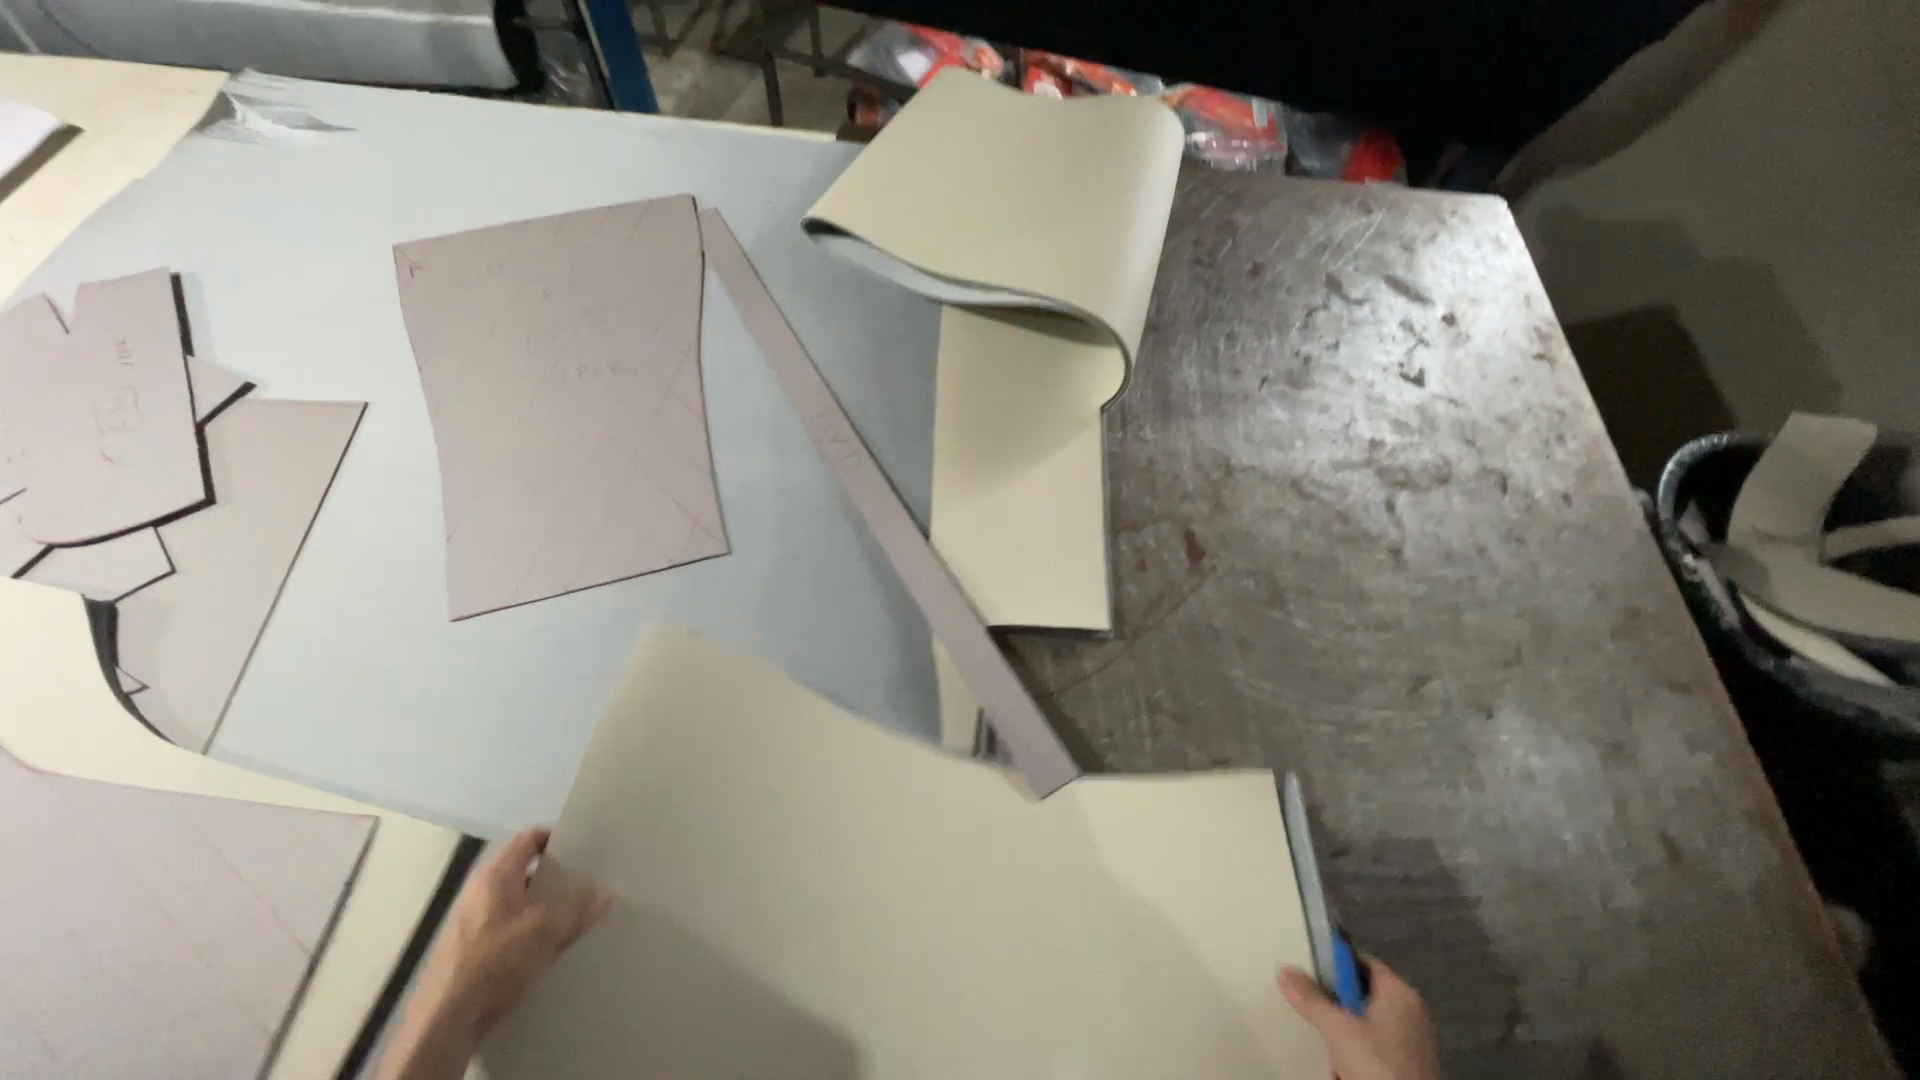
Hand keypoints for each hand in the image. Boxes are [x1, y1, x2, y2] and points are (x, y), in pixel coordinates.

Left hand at [377, 827, 611, 1079]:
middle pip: (523, 871)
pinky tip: (545, 949)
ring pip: (515, 903)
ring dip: (542, 908)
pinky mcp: (468, 951)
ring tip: (571, 917)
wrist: (444, 1020)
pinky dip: (527, 931)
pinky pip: (506, 929)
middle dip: (554, 878)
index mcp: (495, 876)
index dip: (555, 839)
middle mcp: (479, 892)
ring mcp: (470, 922)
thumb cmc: (495, 960)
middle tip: (584, 884)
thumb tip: (605, 894)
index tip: (582, 850)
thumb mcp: (546, 931)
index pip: (528, 839)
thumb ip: (577, 909)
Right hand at [1279, 955, 1442, 1079]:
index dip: (1332, 958)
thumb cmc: (1379, 1067)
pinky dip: (1348, 1042)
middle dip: (1329, 991)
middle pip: (1360, 989)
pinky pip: (1368, 1042)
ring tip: (1305, 1017)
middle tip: (1297, 988)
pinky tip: (1326, 1049)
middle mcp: (1407, 1012)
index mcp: (1399, 993)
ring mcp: (1407, 1041)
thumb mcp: (1339, 1031)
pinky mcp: (1402, 1066)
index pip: (1360, 959)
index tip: (1302, 958)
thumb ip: (1311, 999)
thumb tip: (1284, 969)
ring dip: (1337, 1020)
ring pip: (1362, 1018)